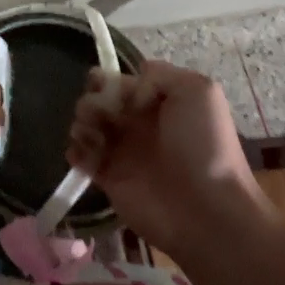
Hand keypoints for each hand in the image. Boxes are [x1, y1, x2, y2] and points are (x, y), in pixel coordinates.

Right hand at [66, 60, 272, 258]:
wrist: (207, 210)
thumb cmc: (204, 147)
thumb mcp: (199, 90)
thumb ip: (160, 74)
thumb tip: (128, 92)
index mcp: (155, 103)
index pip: (118, 81)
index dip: (107, 81)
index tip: (108, 92)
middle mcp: (136, 124)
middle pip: (96, 99)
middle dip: (90, 102)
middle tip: (100, 117)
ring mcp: (121, 151)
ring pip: (84, 124)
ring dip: (81, 124)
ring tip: (95, 139)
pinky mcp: (108, 177)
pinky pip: (79, 155)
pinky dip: (76, 150)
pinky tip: (87, 156)